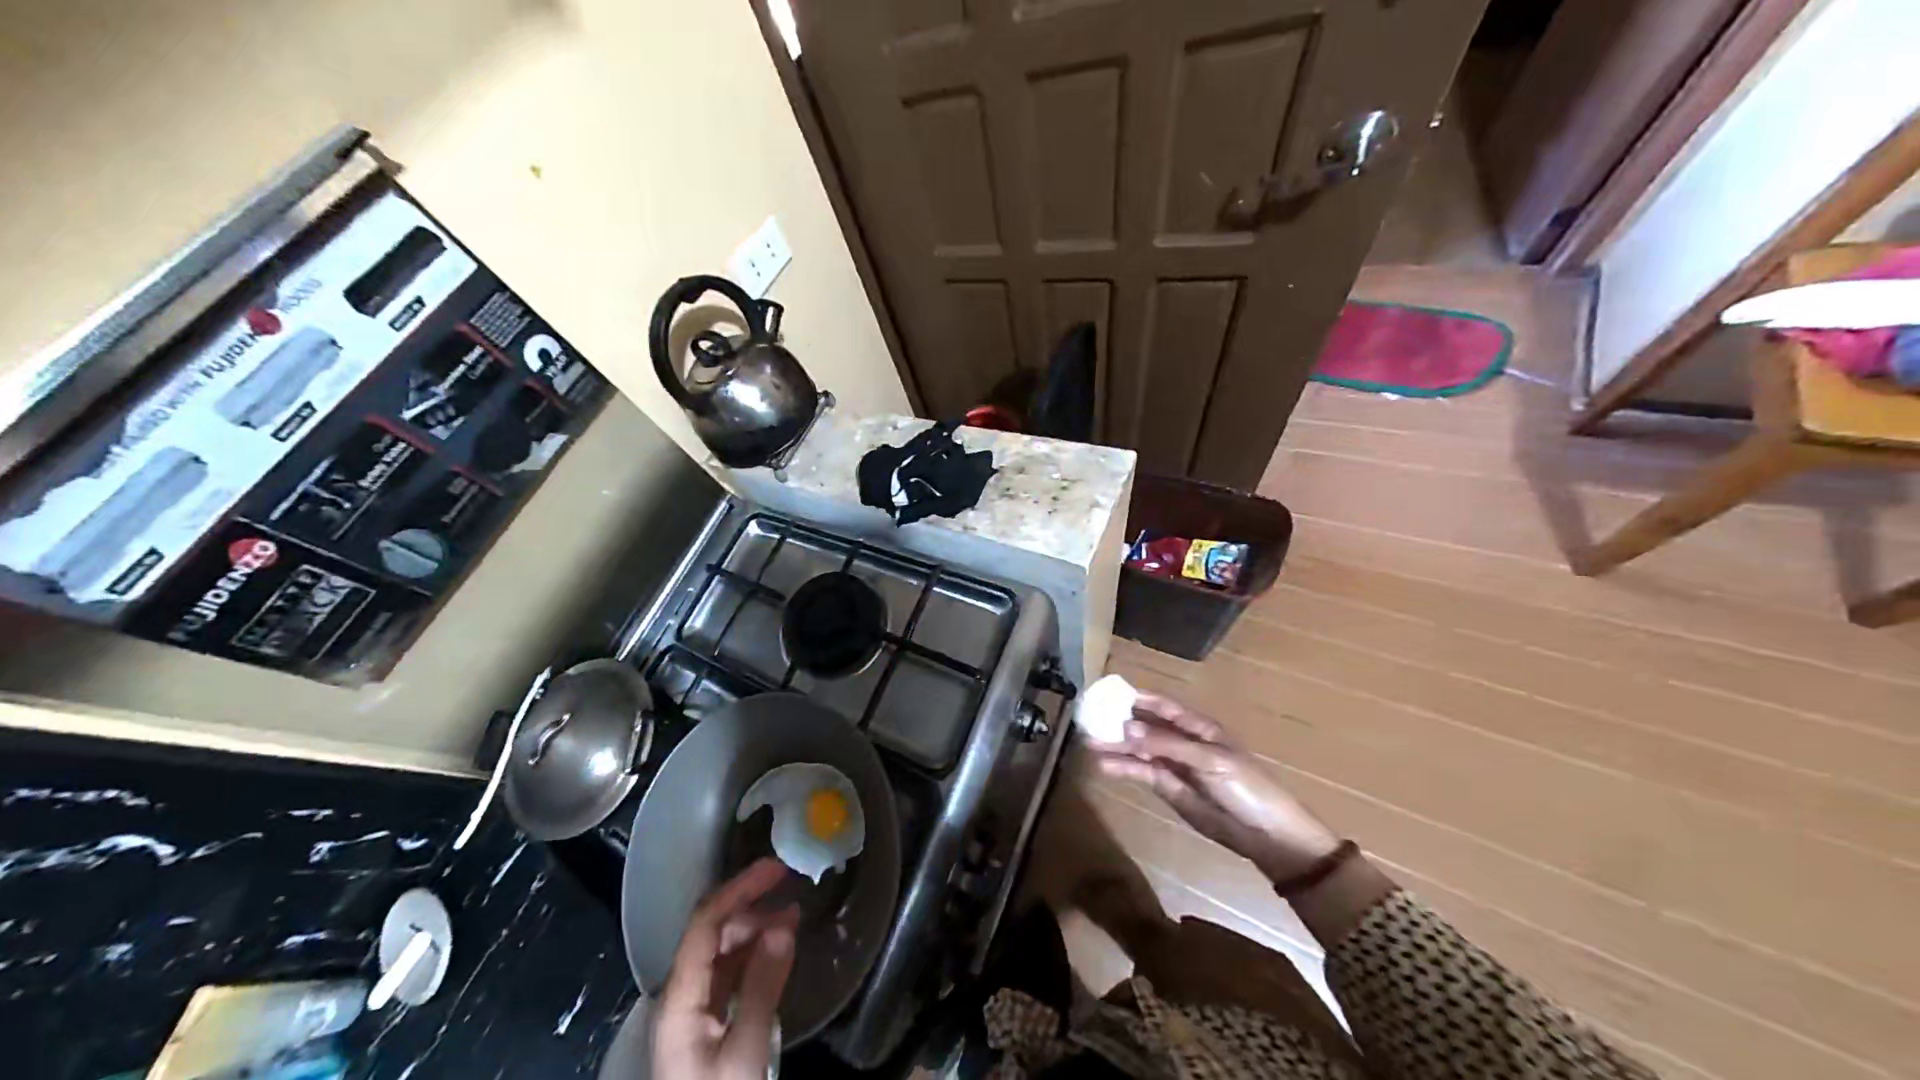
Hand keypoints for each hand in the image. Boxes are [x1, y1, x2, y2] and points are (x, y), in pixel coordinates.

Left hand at [652, 858, 799, 1079]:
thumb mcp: (745, 1054)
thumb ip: (762, 987)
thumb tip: (784, 925)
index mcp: (678, 1000)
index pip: (705, 926)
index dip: (740, 890)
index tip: (778, 869)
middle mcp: (678, 997)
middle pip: (710, 934)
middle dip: (750, 906)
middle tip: (792, 894)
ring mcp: (690, 1012)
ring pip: (720, 952)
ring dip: (755, 929)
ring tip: (793, 919)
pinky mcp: (704, 1027)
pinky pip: (728, 976)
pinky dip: (754, 956)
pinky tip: (778, 951)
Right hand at [1094, 692, 1340, 882]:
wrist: (1266, 834)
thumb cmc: (1246, 787)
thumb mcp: (1209, 760)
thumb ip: (1167, 743)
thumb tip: (1126, 726)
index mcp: (1199, 727)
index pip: (1162, 705)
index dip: (1137, 698)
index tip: (1108, 693)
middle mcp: (1183, 741)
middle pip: (1146, 726)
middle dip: (1119, 722)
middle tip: (1088, 720)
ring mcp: (1175, 765)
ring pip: (1139, 750)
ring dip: (1116, 746)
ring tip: (1088, 743)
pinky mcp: (1169, 789)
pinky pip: (1142, 773)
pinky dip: (1123, 769)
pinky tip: (1103, 766)